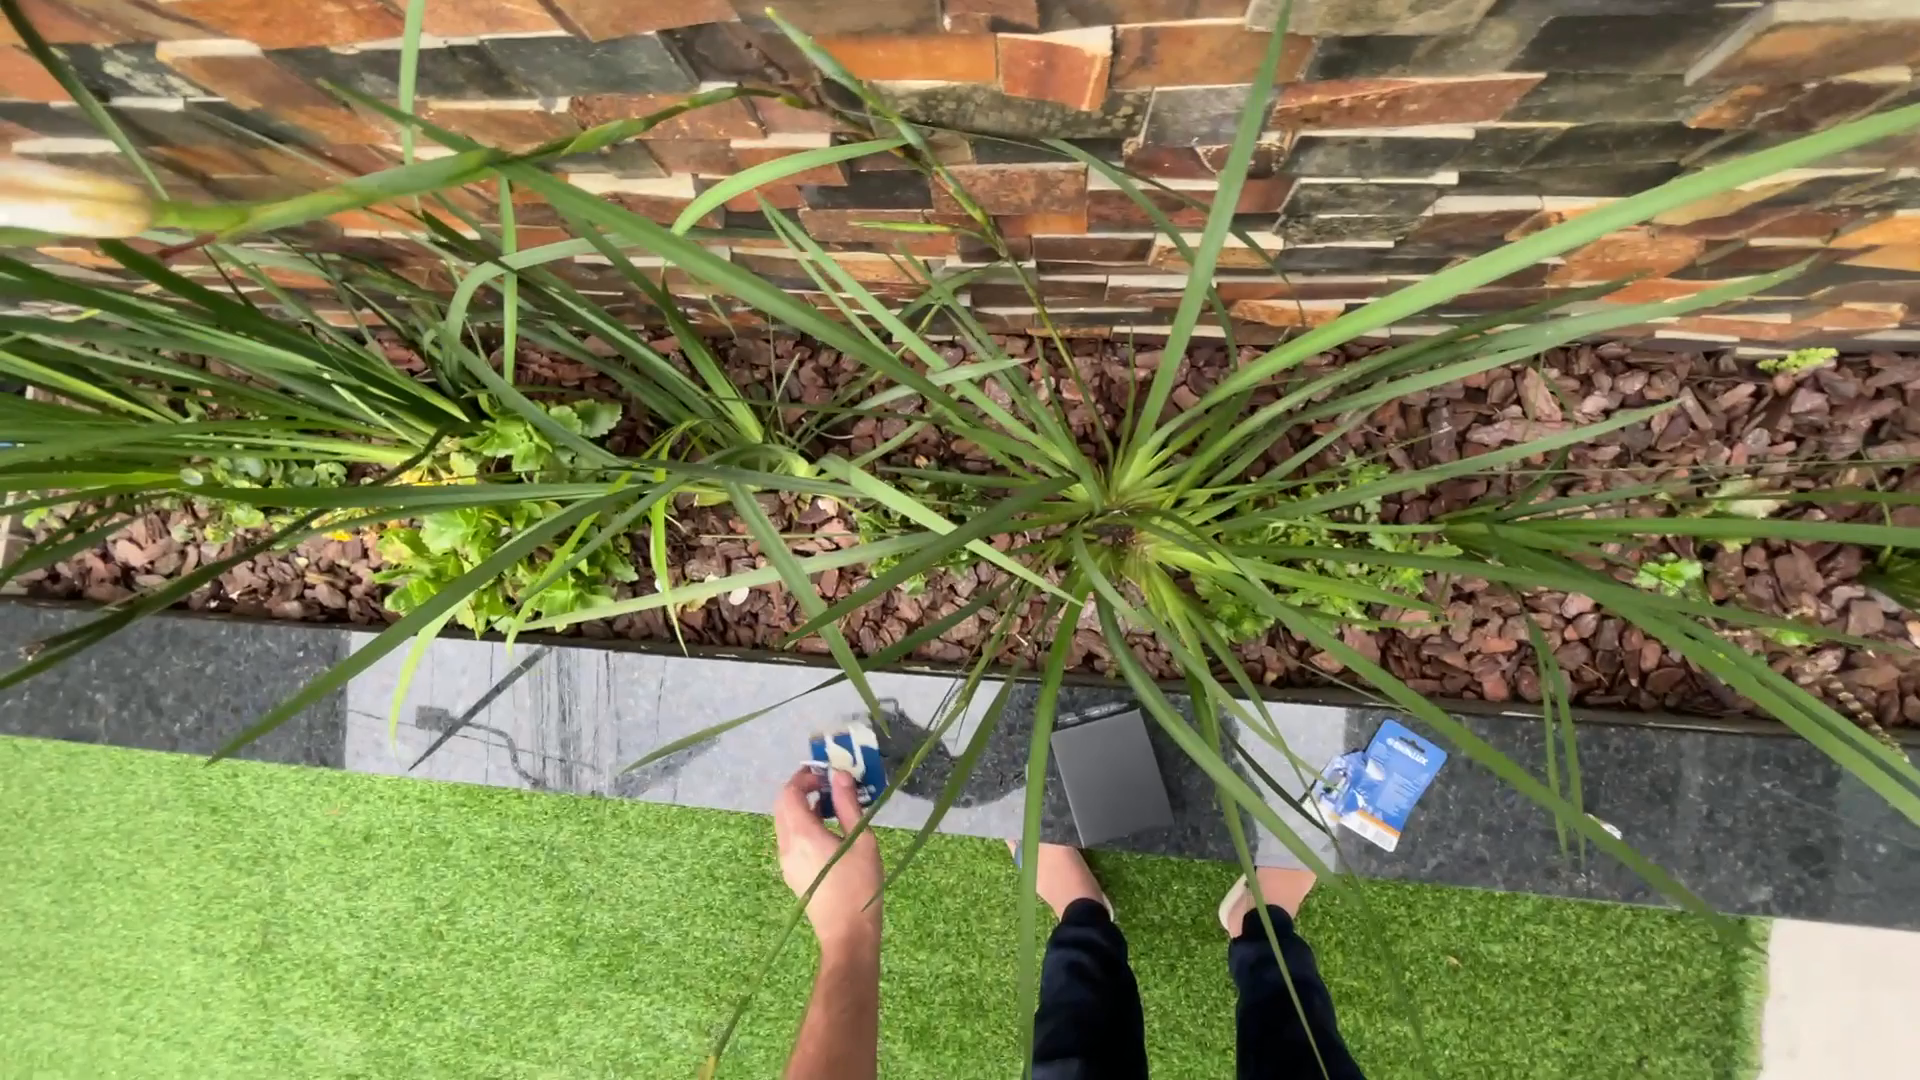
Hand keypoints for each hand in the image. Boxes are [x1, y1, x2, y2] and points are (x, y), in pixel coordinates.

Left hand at [774, 767, 882, 953]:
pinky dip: (802, 823)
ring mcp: (786, 862)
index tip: (827, 773)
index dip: (805, 777)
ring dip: (802, 806)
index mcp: (802, 835)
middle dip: (802, 788)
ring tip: (832, 804)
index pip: (790, 793)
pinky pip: (789, 838)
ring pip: (784, 822)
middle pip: (783, 805)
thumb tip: (840, 775)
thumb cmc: (860, 885)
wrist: (847, 934)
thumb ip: (848, 805)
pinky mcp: (791, 873)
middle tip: (829, 784)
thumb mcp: (861, 840)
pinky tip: (827, 829)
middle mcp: (786, 846)